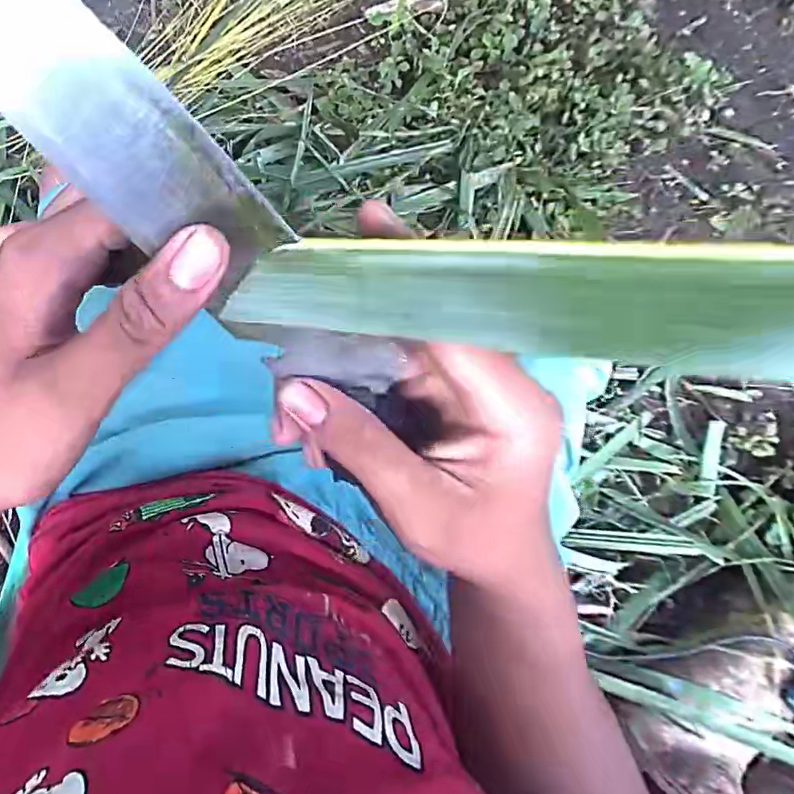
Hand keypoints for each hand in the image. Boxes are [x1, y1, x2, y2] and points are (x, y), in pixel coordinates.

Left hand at [0, 197, 228, 519]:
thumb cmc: (10, 439)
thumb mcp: (79, 387)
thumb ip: (142, 319)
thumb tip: (208, 243)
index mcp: (41, 255)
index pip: (127, 199)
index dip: (185, 205)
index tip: (243, 224)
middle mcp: (37, 242)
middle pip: (118, 201)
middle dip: (175, 210)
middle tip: (238, 238)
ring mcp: (41, 262)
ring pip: (111, 222)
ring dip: (161, 233)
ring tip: (218, 255)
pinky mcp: (51, 286)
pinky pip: (103, 249)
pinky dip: (141, 256)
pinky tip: (171, 279)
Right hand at [270, 202, 562, 586]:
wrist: (497, 571)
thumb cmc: (473, 545)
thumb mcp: (416, 507)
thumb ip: (360, 445)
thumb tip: (294, 388)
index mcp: (508, 401)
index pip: (455, 319)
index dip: (408, 270)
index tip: (367, 222)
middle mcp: (485, 377)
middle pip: (403, 327)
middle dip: (334, 346)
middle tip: (285, 379)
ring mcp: (456, 381)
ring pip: (377, 349)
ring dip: (324, 379)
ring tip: (289, 425)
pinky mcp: (431, 390)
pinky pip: (372, 372)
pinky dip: (333, 394)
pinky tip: (310, 428)